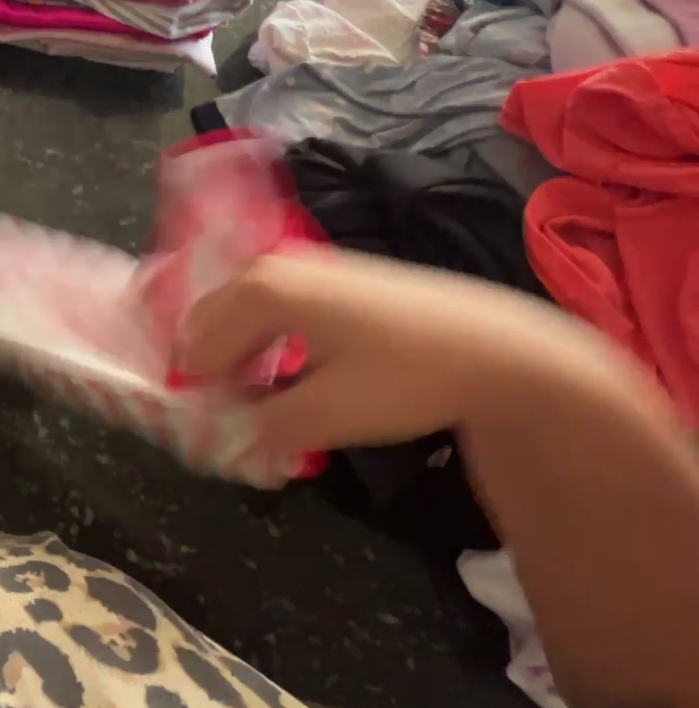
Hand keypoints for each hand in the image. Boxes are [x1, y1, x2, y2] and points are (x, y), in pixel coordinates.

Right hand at [181, 249, 636, 454]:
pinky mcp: (323, 270)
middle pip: (205, 323)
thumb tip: (218, 444)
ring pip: (232, 313)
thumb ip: (260, 429)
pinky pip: (263, 305)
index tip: (222, 431)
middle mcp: (267, 266)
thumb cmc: (410, 379)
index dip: (203, 395)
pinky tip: (292, 369)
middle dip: (213, 371)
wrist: (508, 349)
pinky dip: (260, 339)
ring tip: (265, 396)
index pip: (198, 349)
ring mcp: (296, 263)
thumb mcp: (330, 416)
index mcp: (258, 292)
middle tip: (238, 414)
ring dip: (236, 356)